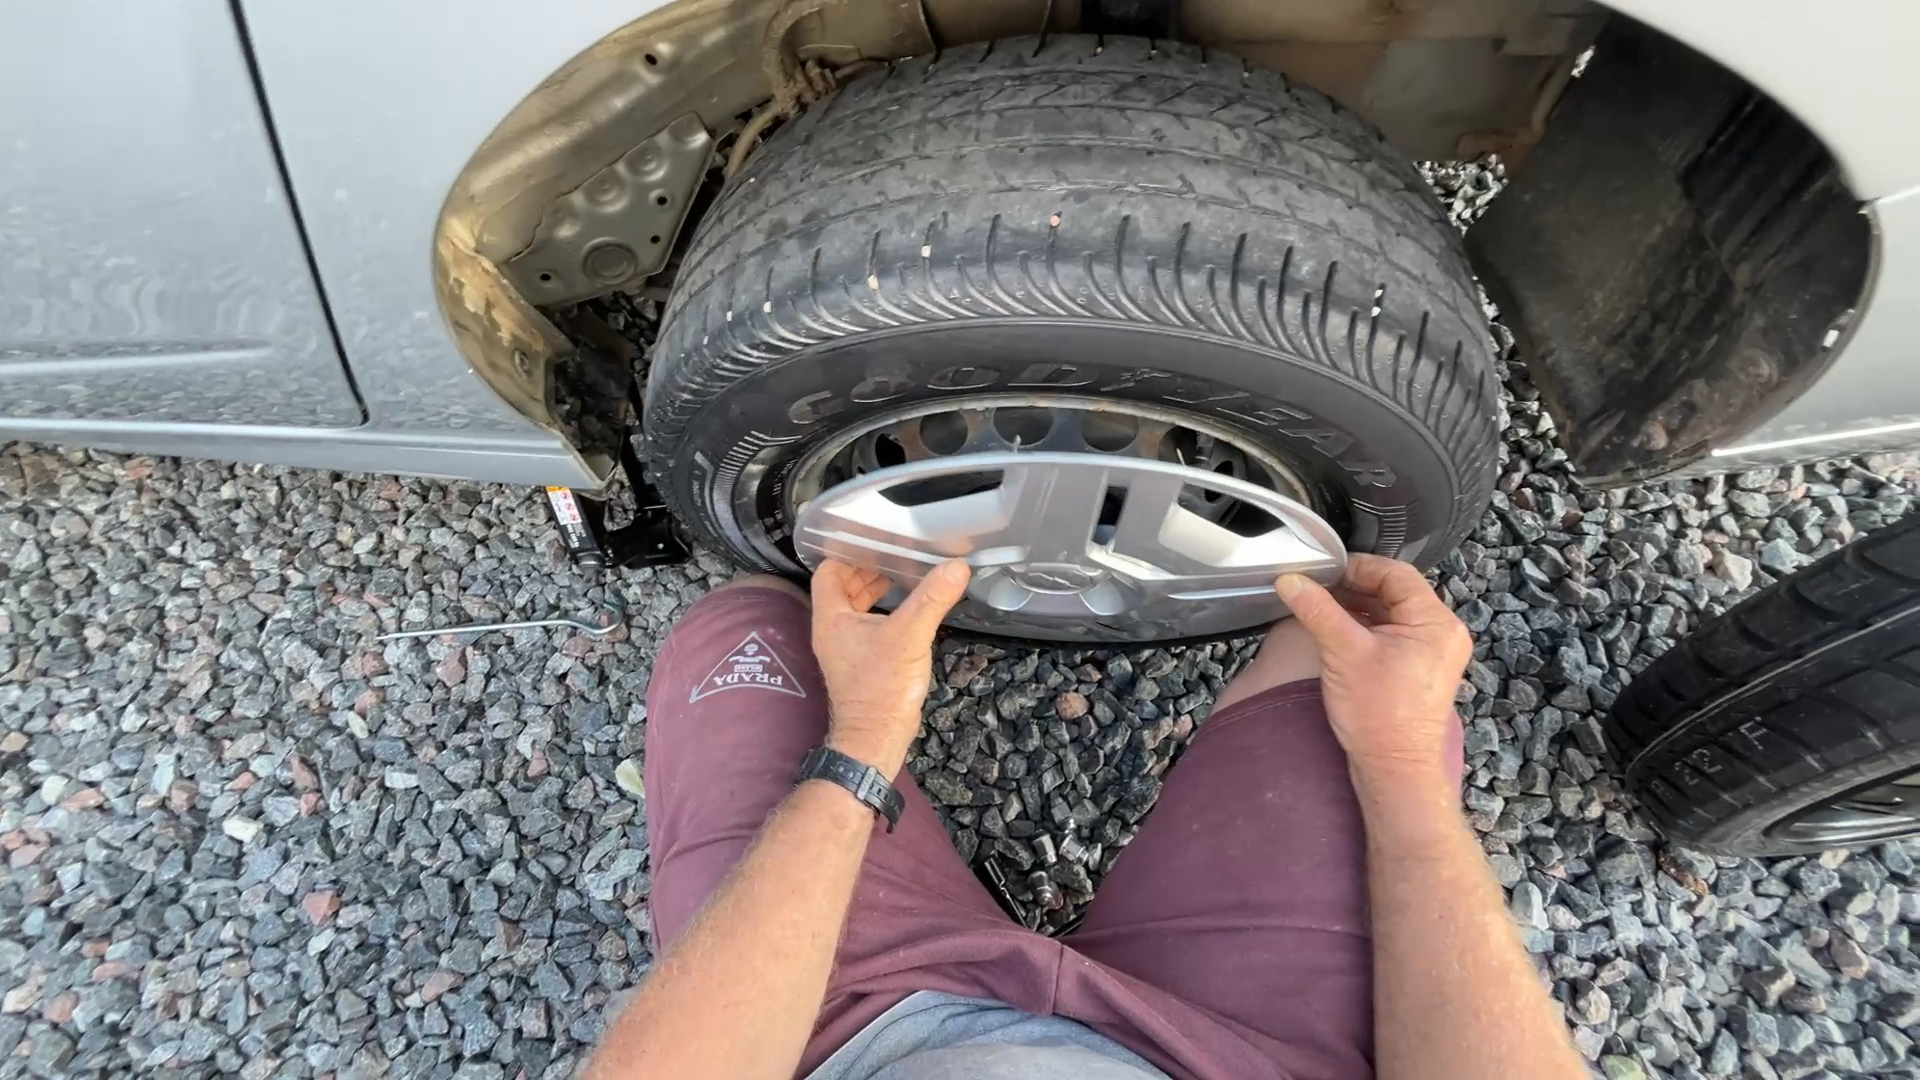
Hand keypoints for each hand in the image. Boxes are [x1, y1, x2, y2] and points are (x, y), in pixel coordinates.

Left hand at [811, 559, 971, 776]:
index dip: (849, 554)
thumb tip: (956, 567)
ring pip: (855, 607)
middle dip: (868, 569)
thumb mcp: (910, 636)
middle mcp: (833, 630)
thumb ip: (932, 599)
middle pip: (842, 586)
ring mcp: (846, 648)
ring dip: (876, 590)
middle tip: (895, 556)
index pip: (828, 571)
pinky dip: (884, 611)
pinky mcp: (861, 662)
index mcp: (832, 618)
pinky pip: (868, 625)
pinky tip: (909, 611)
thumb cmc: (881, 688)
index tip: (876, 543)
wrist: (876, 739)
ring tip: (904, 577)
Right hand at [1275, 554, 1470, 786]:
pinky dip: (1362, 626)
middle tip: (1316, 587)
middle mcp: (1441, 633)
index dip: (1358, 567)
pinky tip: (1334, 629)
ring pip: (1389, 612)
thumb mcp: (1342, 650)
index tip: (1323, 570)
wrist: (1393, 766)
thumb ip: (1316, 609)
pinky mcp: (1416, 669)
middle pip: (1394, 592)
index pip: (1397, 574)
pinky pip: (1389, 633)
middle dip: (1352, 586)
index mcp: (1435, 623)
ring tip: (1319, 607)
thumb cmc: (1377, 711)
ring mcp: (1431, 653)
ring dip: (1355, 606)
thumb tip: (1288, 579)